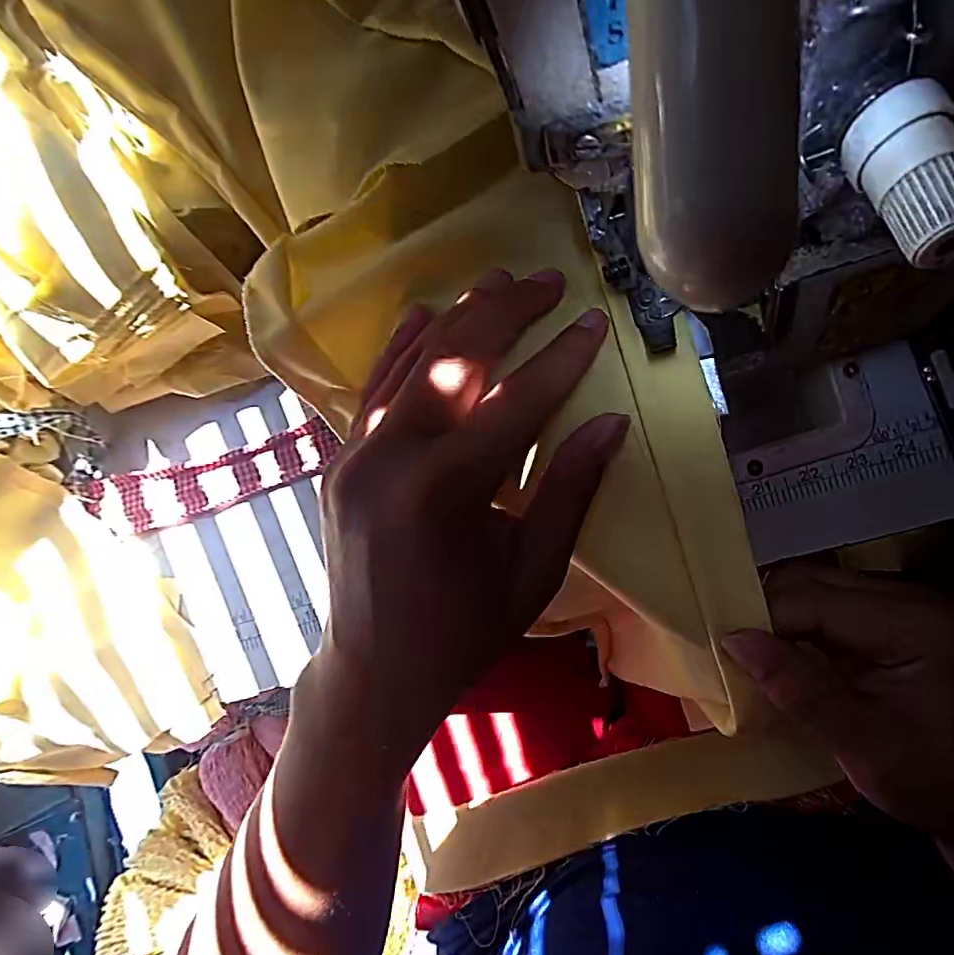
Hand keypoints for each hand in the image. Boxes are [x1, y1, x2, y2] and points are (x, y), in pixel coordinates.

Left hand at [314, 268, 627, 757]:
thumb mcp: (533, 572)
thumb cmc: (463, 632)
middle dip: (507, 313)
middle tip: (547, 281)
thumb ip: (569, 490)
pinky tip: (425, 313)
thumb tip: (612, 424)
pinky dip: (401, 345)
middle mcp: (390, 459)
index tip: (594, 324)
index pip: (515, 404)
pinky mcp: (341, 459)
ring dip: (460, 317)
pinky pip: (374, 387)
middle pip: (455, 361)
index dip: (562, 361)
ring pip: (411, 362)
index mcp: (444, 493)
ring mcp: (356, 455)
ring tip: (499, 282)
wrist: (373, 672)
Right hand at [723, 563, 953, 852]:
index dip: (763, 619)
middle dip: (764, 611)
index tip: (720, 647)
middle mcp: (907, 596)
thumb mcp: (863, 747)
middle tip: (727, 648)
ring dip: (774, 613)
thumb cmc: (931, 781)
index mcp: (914, 624)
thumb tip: (735, 642)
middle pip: (812, 581)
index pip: (816, 601)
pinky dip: (791, 621)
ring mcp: (896, 601)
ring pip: (811, 585)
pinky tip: (774, 648)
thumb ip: (800, 690)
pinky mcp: (883, 613)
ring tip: (745, 649)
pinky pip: (821, 601)